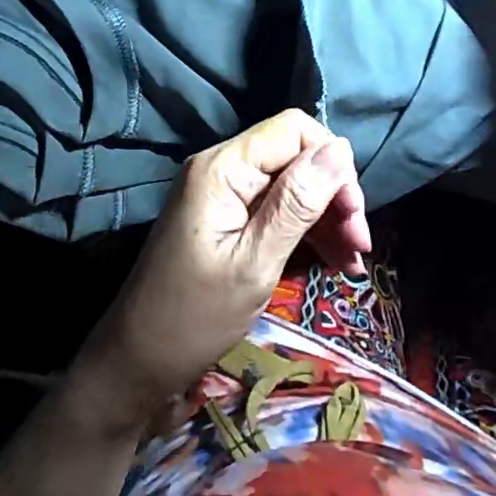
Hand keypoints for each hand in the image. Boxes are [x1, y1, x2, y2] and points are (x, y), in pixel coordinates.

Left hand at [68, 110, 368, 425]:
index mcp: (222, 168)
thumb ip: (297, 203)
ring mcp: (225, 192)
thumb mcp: (255, 264)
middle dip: (334, 195)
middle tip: (359, 246)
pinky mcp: (229, 217)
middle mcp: (223, 168)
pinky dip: (308, 230)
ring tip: (353, 261)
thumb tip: (340, 149)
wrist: (136, 365)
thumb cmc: (193, 319)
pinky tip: (336, 260)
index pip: (294, 130)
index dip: (332, 164)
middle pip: (296, 156)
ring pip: (294, 184)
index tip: (353, 215)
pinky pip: (279, 208)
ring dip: (327, 217)